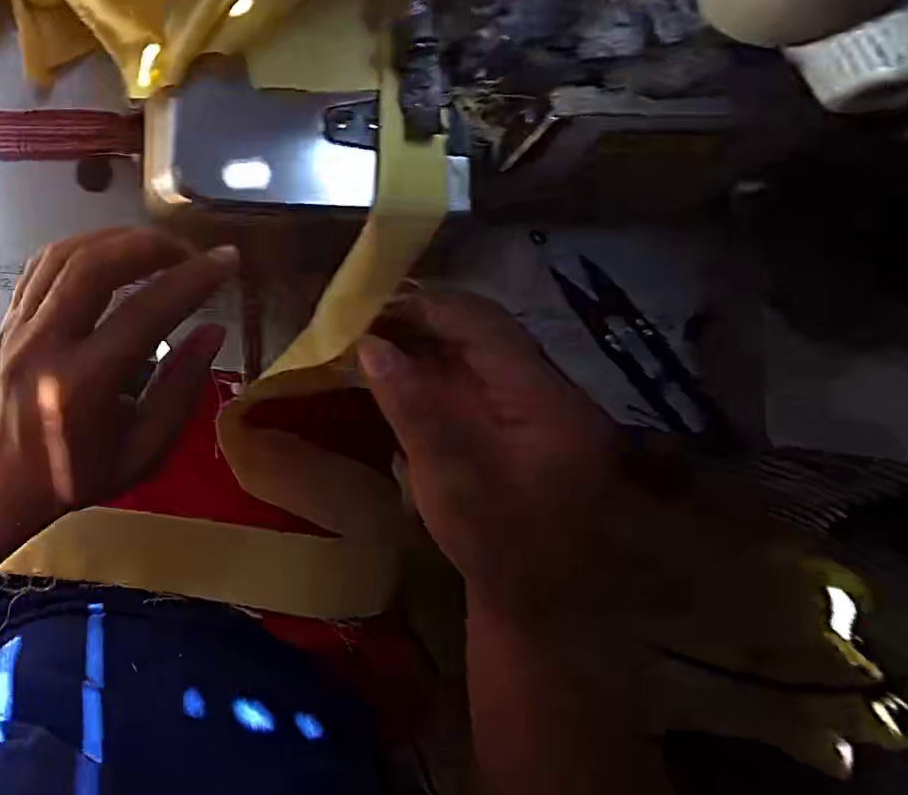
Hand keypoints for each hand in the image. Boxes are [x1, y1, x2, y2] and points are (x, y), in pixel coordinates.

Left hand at [0, 228, 236, 519]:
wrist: (7, 477)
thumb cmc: (80, 472)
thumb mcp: (144, 450)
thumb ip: (181, 389)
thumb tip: (213, 329)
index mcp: (81, 386)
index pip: (142, 314)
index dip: (190, 281)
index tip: (225, 260)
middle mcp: (43, 345)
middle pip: (93, 266)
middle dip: (149, 246)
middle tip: (187, 252)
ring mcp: (19, 327)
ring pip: (64, 255)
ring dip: (115, 238)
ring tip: (155, 248)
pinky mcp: (8, 318)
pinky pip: (42, 264)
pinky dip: (82, 247)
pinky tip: (111, 252)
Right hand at [356, 290, 619, 623]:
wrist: (537, 602)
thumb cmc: (497, 543)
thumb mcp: (448, 476)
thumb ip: (410, 406)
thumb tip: (368, 343)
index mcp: (546, 402)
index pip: (485, 326)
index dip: (425, 307)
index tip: (369, 306)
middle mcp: (546, 391)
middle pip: (481, 329)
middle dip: (419, 318)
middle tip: (361, 319)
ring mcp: (531, 404)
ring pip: (473, 347)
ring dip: (420, 338)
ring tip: (367, 336)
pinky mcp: (514, 419)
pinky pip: (469, 373)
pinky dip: (428, 363)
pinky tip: (392, 366)